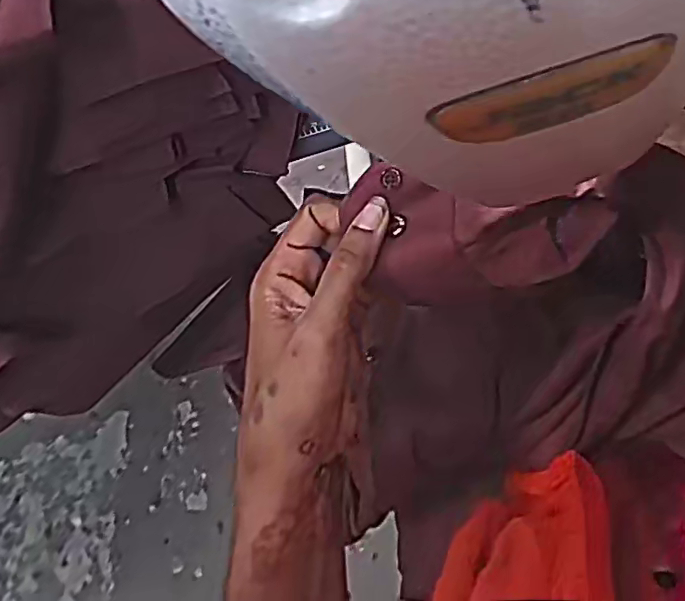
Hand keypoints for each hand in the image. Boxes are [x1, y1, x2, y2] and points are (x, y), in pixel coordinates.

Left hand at [229, 195, 389, 599]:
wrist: (304, 472)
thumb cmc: (286, 414)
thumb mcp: (320, 327)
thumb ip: (349, 266)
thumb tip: (371, 216)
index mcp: (277, 279)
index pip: (313, 218)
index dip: (346, 212)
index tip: (381, 214)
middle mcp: (301, 289)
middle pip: (339, 235)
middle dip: (369, 229)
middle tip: (401, 228)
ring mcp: (328, 309)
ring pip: (360, 261)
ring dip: (383, 254)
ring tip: (407, 249)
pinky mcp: (352, 330)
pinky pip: (374, 289)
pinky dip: (391, 280)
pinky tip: (405, 277)